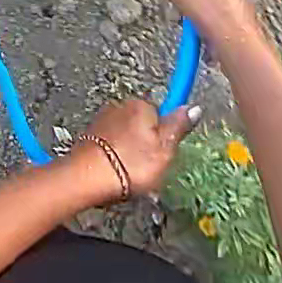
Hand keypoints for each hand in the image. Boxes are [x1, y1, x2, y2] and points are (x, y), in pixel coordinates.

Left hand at [75, 99, 201, 201]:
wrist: (87, 177)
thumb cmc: (131, 164)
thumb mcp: (164, 149)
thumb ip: (178, 127)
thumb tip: (194, 107)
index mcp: (140, 105)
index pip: (161, 114)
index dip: (164, 136)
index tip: (161, 154)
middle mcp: (119, 105)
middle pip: (143, 125)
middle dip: (146, 145)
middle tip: (148, 168)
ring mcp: (102, 119)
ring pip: (126, 136)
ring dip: (130, 152)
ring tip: (129, 174)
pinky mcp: (90, 135)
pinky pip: (111, 144)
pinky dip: (115, 156)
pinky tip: (115, 172)